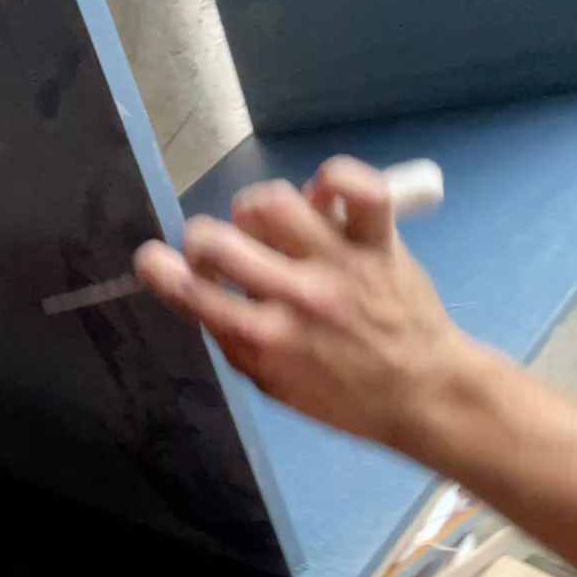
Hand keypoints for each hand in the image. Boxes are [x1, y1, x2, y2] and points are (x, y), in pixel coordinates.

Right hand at [134, 155, 489, 448]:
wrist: (426, 393)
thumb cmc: (338, 397)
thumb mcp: (266, 382)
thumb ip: (230, 336)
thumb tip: (200, 293)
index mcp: (263, 337)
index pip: (194, 293)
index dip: (158, 270)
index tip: (150, 260)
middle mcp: (296, 294)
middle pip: (220, 242)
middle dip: (200, 239)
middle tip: (214, 251)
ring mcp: (339, 263)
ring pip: (274, 203)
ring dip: (253, 211)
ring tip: (265, 227)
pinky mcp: (379, 242)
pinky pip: (360, 188)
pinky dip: (333, 180)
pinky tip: (318, 197)